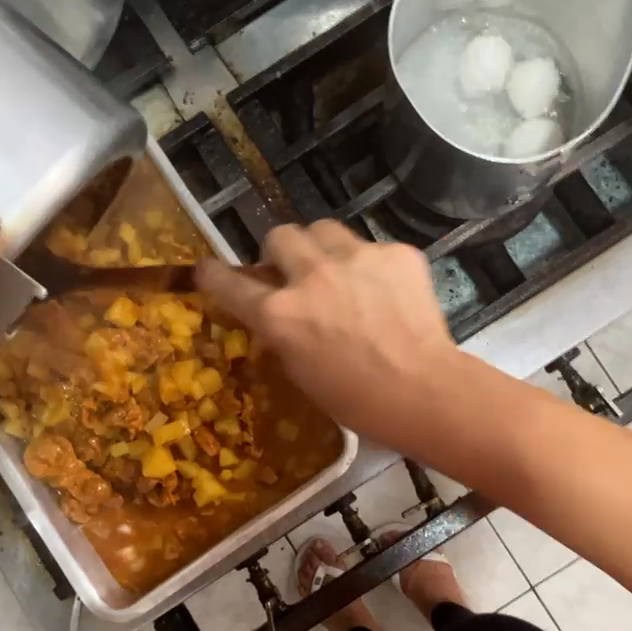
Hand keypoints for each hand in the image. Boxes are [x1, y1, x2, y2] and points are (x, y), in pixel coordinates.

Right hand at [196, 221, 464, 444]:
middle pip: (280, 235)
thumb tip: (278, 319)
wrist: (423, 391)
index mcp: (280, 314)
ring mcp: (356, 258)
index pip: (231, 284)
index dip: (214, 275)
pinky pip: (371, 248)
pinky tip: (387, 294)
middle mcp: (311, 275)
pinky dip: (371, 266)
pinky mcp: (396, 253)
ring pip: (324, 230)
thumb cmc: (357, 400)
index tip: (207, 268)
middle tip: (295, 272)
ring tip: (341, 273)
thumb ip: (283, 336)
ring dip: (323, 248)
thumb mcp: (302, 374)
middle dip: (282, 253)